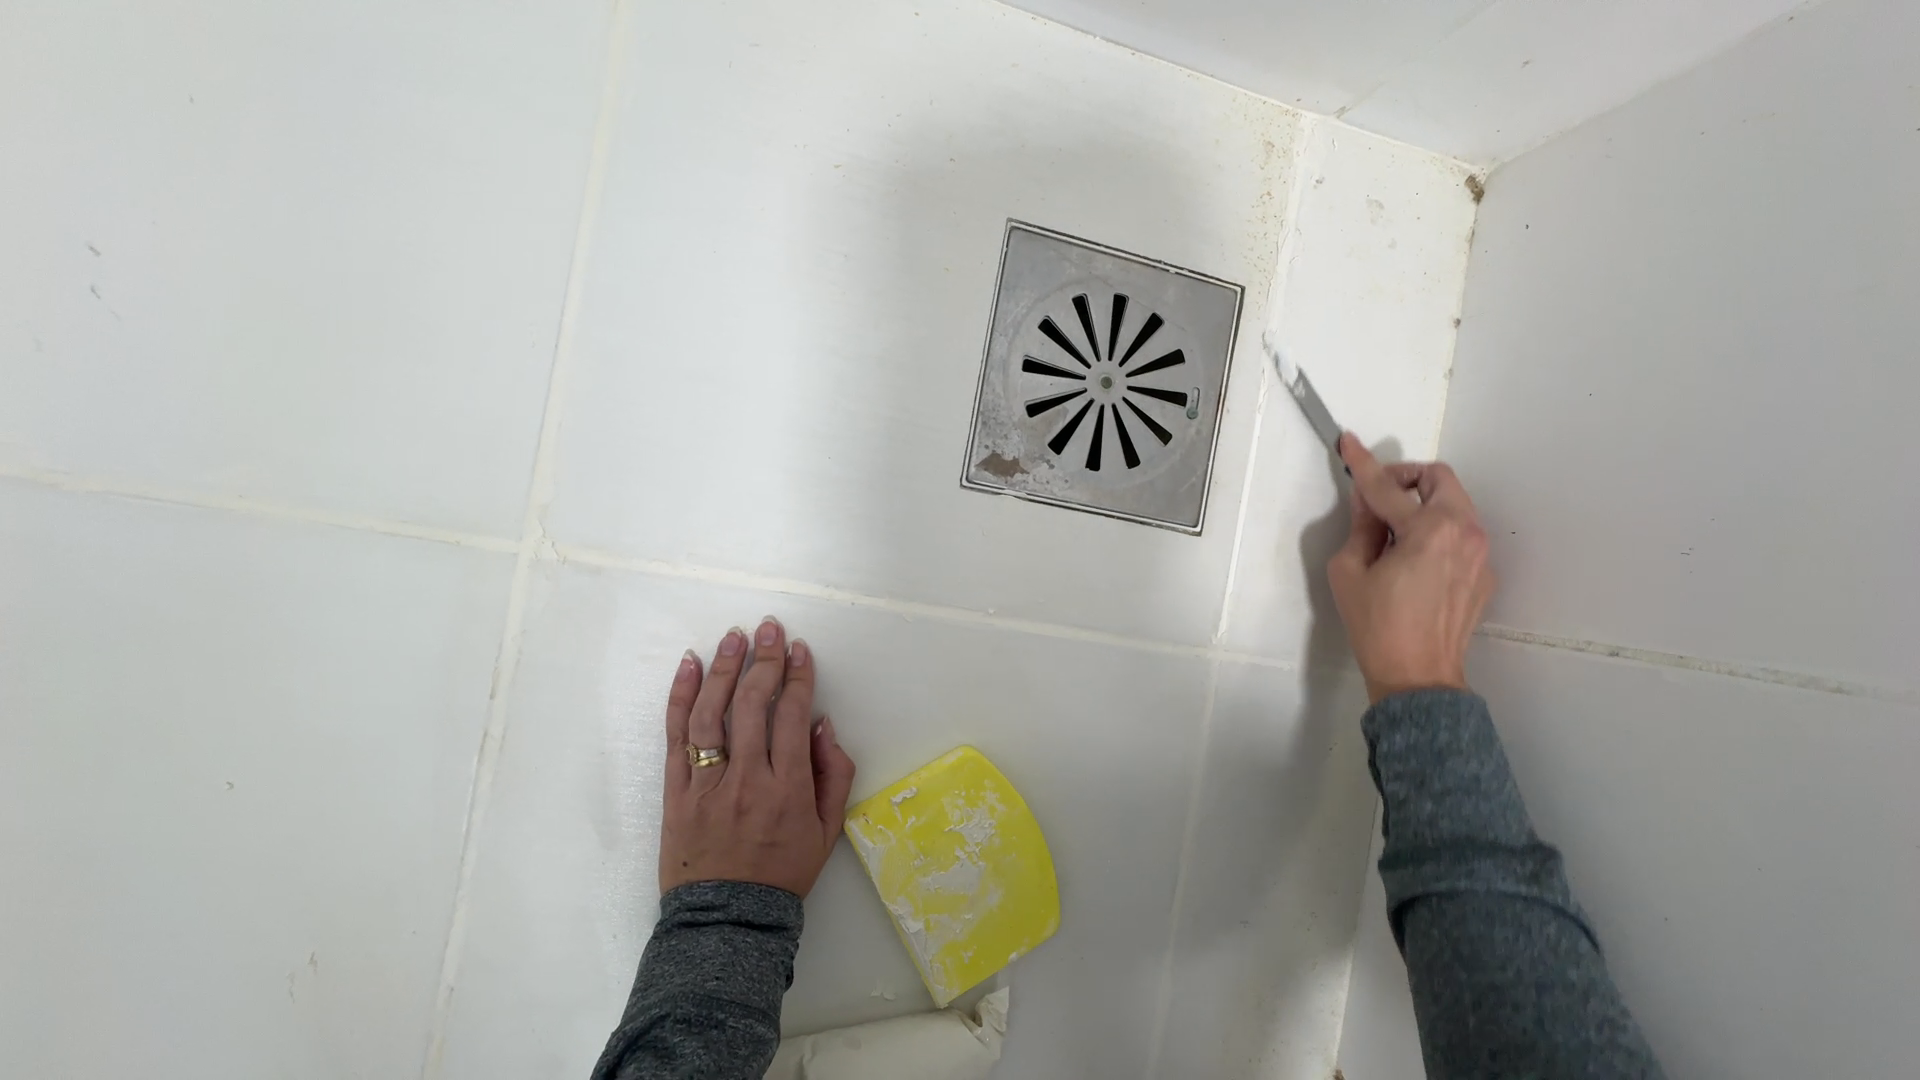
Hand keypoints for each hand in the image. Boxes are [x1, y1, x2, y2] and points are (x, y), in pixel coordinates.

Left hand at [659, 617, 856, 896]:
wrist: (728, 920)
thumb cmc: (783, 871)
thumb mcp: (828, 830)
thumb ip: (834, 773)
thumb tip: (823, 724)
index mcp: (788, 788)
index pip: (793, 717)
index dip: (798, 677)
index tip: (800, 649)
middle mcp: (747, 779)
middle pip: (752, 705)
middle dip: (763, 660)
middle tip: (768, 628)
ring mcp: (706, 784)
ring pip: (712, 714)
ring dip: (724, 669)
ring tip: (733, 636)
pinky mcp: (675, 791)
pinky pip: (676, 737)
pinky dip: (682, 697)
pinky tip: (691, 665)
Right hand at [1328, 434, 1495, 703]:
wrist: (1418, 675)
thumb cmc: (1376, 624)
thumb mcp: (1349, 571)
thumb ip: (1361, 527)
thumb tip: (1368, 504)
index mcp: (1430, 529)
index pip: (1387, 487)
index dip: (1363, 463)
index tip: (1348, 442)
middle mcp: (1465, 532)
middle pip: (1439, 479)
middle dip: (1405, 478)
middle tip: (1376, 497)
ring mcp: (1481, 553)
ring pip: (1454, 504)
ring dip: (1421, 504)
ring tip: (1391, 533)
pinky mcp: (1484, 573)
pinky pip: (1460, 534)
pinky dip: (1435, 531)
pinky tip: (1411, 559)